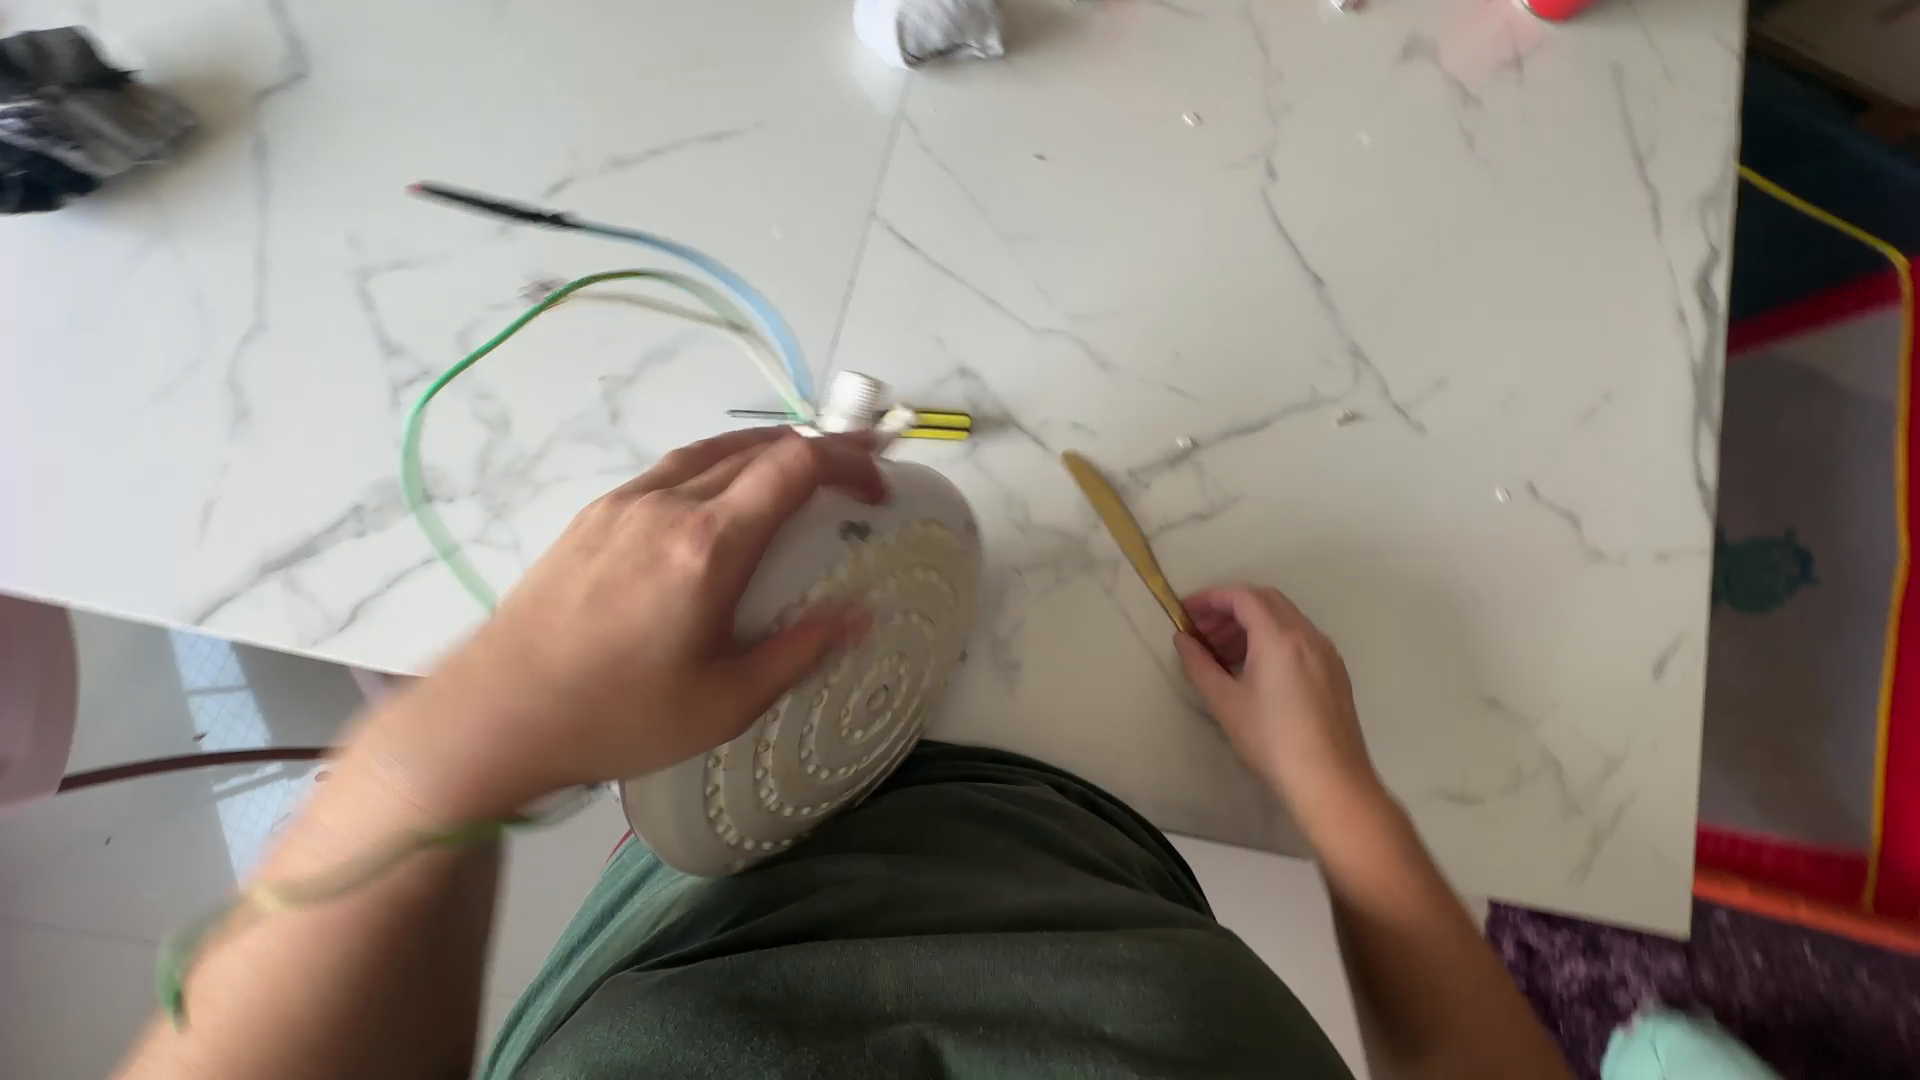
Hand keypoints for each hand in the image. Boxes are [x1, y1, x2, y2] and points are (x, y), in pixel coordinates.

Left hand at [384, 428, 885, 815]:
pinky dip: (719, 470)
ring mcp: (624, 503)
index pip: (796, 465)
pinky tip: (720, 507)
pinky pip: (673, 470)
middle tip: (851, 485)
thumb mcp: (726, 702)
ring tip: (797, 484)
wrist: (491, 717)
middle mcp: (668, 504)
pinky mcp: (594, 516)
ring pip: (714, 451)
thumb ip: (800, 650)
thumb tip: (860, 615)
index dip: (849, 462)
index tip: (876, 492)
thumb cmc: (617, 717)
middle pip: (760, 447)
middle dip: (820, 455)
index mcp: (710, 544)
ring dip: (768, 456)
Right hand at [1174, 585, 1383, 820]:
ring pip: (1284, 618)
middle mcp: (1308, 636)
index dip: (1210, 598)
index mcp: (1280, 638)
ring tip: (1221, 652)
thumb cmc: (1272, 740)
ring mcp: (1326, 653)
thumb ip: (1199, 664)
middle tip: (1201, 631)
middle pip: (1265, 600)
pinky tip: (1253, 668)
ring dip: (1250, 623)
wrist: (1331, 782)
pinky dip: (1271, 638)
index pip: (1242, 597)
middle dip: (1229, 608)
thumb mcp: (1225, 702)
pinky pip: (1298, 638)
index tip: (1186, 612)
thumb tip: (1183, 641)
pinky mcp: (1334, 672)